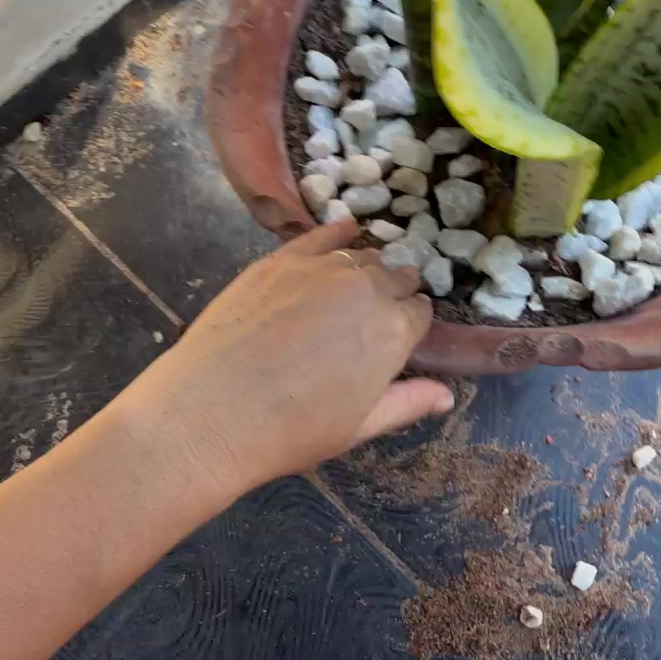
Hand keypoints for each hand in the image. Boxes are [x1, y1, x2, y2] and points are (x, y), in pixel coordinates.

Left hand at [106, 219, 452, 496]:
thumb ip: (407, 403)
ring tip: (357, 285)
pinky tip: (347, 229)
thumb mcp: (358, 427)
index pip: (419, 312)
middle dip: (393, 293)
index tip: (399, 338)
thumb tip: (447, 395)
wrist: (213, 412)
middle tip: (373, 318)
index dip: (412, 325)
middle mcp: (365, 289)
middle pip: (394, 278)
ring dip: (367, 268)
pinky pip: (321, 235)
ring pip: (361, 256)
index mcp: (393, 332)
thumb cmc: (291, 430)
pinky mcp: (280, 260)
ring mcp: (321, 269)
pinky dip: (338, 232)